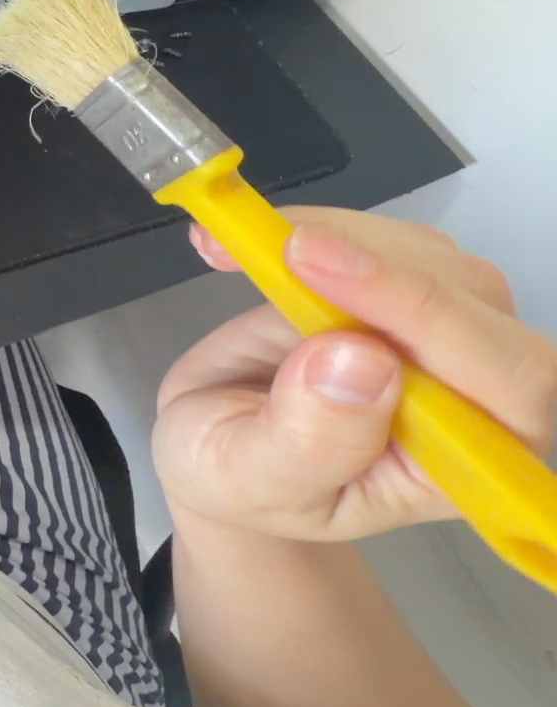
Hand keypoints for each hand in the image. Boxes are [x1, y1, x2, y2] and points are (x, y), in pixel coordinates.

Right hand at [155, 207, 556, 542]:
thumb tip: (354, 358)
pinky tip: (239, 241)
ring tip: (231, 243)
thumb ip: (307, 438)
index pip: (495, 374)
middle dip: (371, 261)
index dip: (418, 308)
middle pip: (470, 299)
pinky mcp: (380, 297)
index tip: (314, 263)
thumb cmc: (235, 482)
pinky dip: (307, 225)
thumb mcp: (251, 476)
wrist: (210, 449)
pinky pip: (375, 241)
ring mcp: (430, 338)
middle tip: (266, 242)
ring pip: (426, 257)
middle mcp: (476, 392)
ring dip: (332, 233)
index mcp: (469, 456)